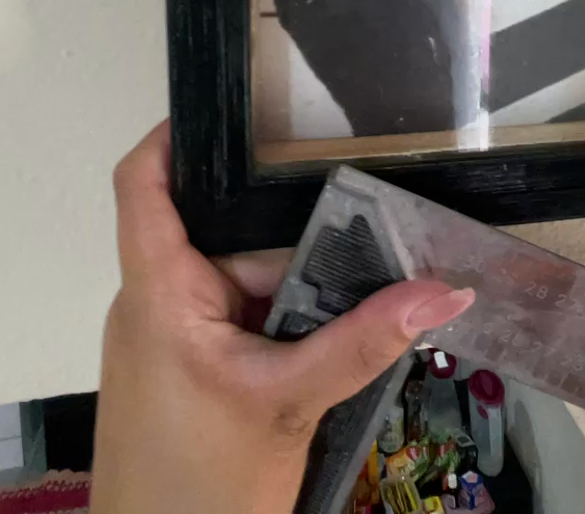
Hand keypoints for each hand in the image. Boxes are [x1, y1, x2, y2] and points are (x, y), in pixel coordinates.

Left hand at [91, 123, 475, 513]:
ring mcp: (174, 335)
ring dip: (295, 287)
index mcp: (159, 292)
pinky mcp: (190, 364)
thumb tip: (444, 291)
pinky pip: (242, 314)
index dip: (172, 137)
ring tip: (364, 278)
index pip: (141, 186)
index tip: (225, 108)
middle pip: (226, 233)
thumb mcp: (290, 402)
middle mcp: (159, 300)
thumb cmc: (200, 488)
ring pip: (243, 278)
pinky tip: (330, 325)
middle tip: (366, 214)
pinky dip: (285, 316)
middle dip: (290, 235)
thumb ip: (365, 341)